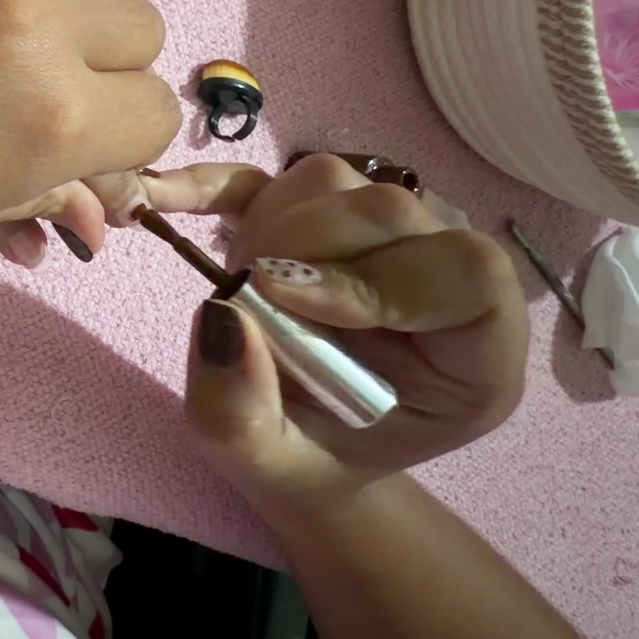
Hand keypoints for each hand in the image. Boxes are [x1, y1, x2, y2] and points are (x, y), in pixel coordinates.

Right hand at [142, 154, 526, 510]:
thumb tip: (223, 313)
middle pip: (389, 208)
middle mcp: (439, 280)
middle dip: (299, 244)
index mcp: (471, 355)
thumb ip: (242, 411)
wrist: (296, 439)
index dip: (371, 276)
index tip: (284, 300)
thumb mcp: (266, 463)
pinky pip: (273, 175)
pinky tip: (167, 199)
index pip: (466, 271)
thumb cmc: (301, 457)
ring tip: (240, 277)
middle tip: (249, 292)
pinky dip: (213, 181)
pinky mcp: (316, 215)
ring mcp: (375, 236)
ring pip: (332, 181)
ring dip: (267, 223)